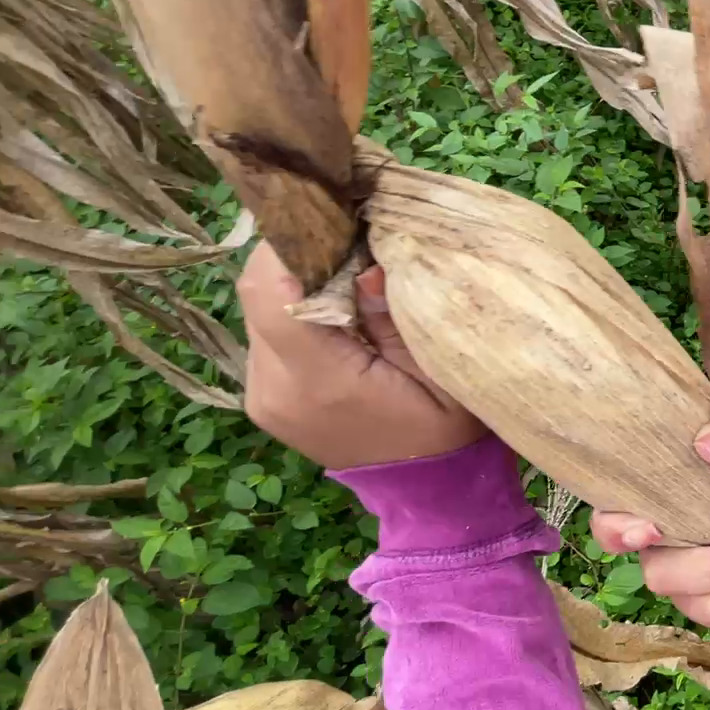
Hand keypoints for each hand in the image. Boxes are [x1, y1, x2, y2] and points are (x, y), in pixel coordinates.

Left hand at [236, 242, 485, 468]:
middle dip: (299, 259)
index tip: (331, 217)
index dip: (290, 244)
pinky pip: (269, 338)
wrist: (431, 491)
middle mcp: (273, 387)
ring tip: (353, 281)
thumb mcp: (444, 377)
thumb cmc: (451, 435)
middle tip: (352, 242)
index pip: (270, 291)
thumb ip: (397, 322)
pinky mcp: (264, 398)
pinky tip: (341, 319)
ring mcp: (262, 396)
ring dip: (299, 287)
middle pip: (258, 296)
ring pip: (260, 313)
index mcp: (319, 380)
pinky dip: (298, 316)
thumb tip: (367, 266)